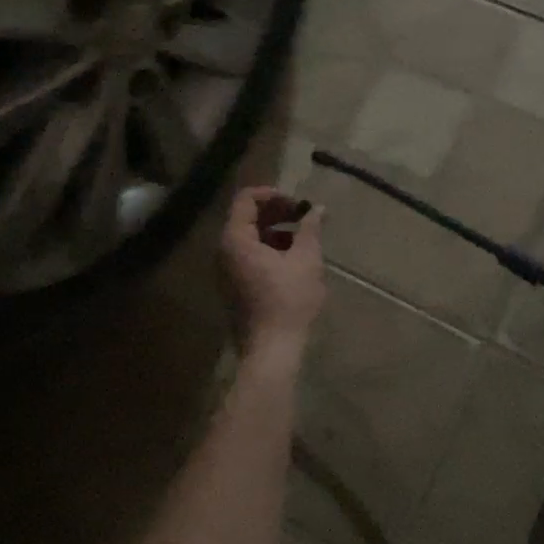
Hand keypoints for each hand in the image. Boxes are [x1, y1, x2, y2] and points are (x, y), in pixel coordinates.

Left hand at [220, 186, 325, 350]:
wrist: (271, 349)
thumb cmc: (289, 301)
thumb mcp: (306, 260)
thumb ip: (310, 229)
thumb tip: (319, 209)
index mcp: (235, 240)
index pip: (247, 199)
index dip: (274, 194)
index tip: (299, 204)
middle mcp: (224, 251)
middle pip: (246, 217)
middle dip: (277, 212)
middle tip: (305, 218)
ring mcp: (226, 270)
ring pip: (249, 238)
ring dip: (276, 231)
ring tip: (304, 239)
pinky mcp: (233, 286)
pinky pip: (248, 256)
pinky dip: (269, 249)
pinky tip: (293, 260)